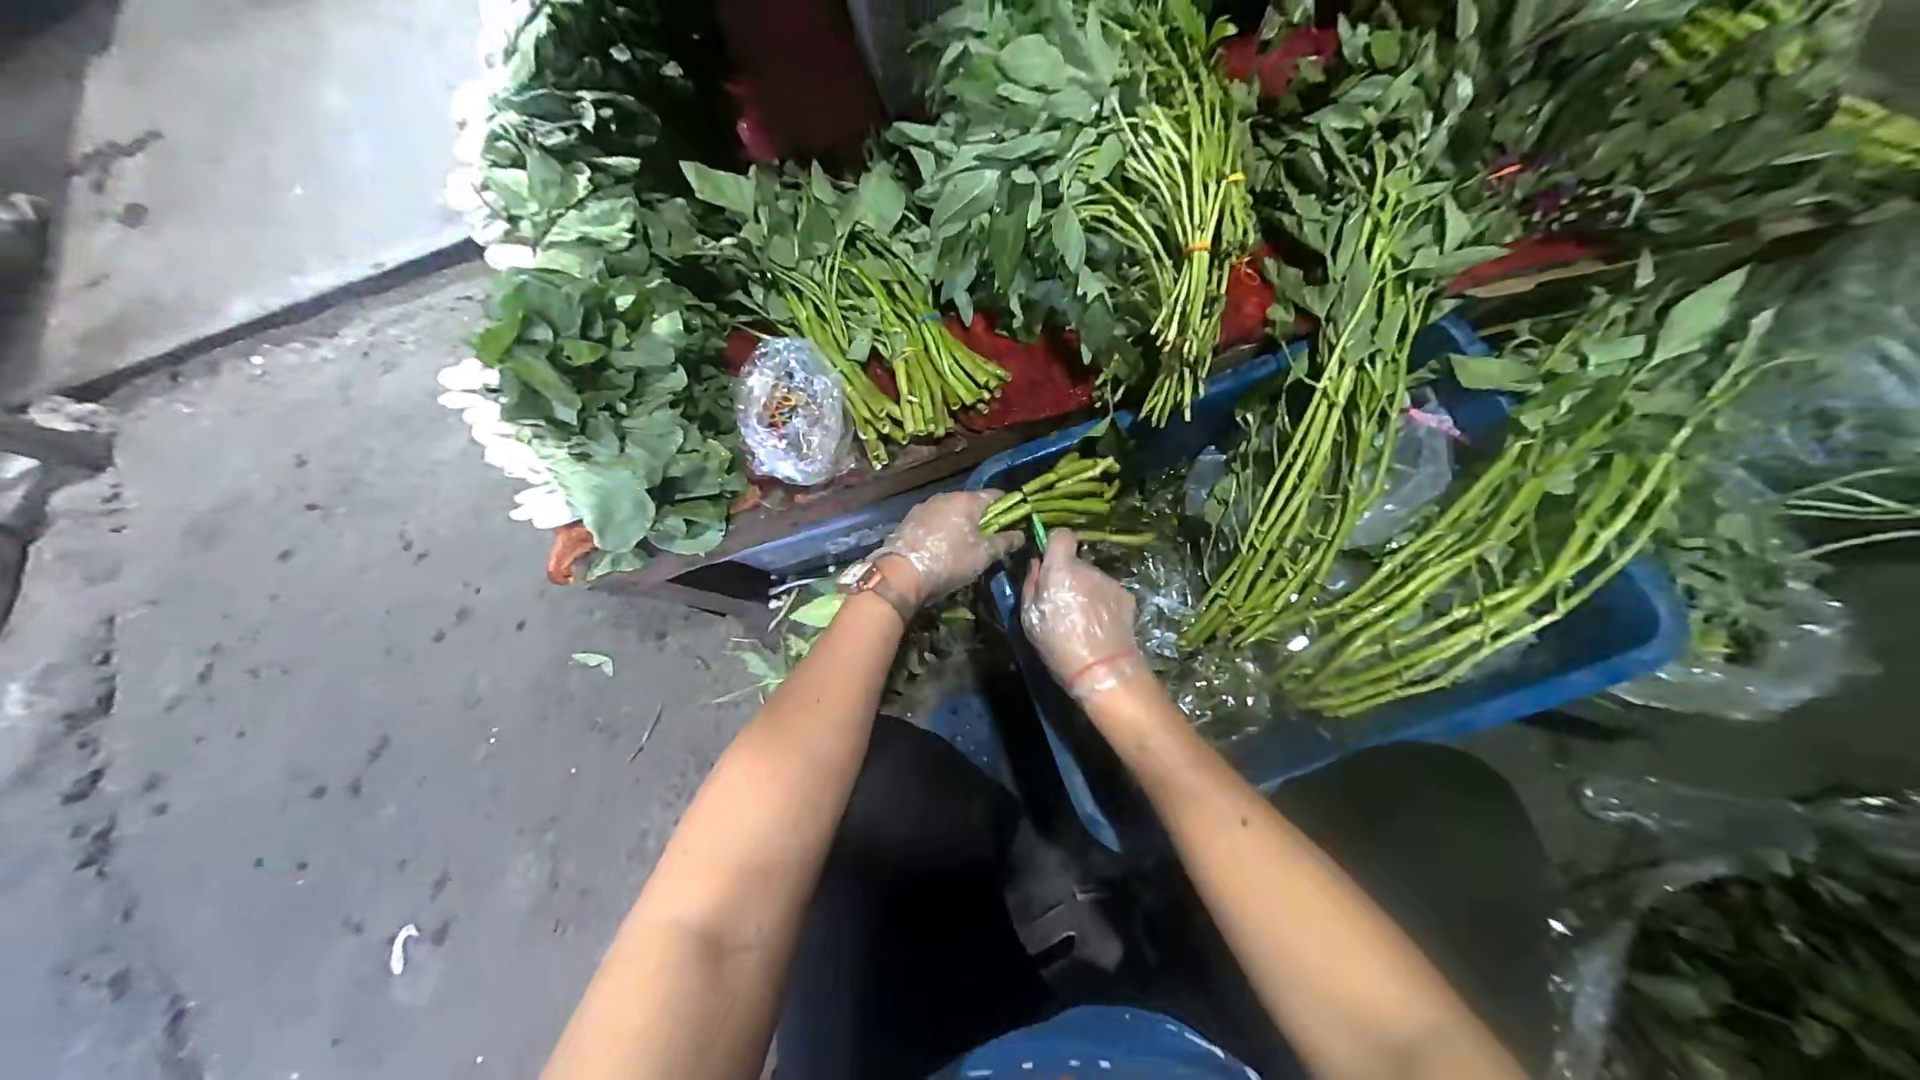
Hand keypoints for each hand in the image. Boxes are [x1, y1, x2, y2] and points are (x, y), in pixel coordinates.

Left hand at [876, 490, 1024, 606]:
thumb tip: (1021, 534)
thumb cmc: (949, 561)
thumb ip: (1004, 542)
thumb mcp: (983, 555)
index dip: (1007, 507)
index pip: (995, 495)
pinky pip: (934, 520)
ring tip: (964, 544)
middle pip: (971, 503)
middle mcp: (945, 496)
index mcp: (967, 500)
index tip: (1013, 520)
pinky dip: (942, 529)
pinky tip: (942, 546)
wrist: (902, 573)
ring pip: (951, 511)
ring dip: (960, 523)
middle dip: (982, 517)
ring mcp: (925, 506)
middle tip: (990, 537)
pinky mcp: (910, 520)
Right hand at [1021, 530, 1149, 701]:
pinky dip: (1102, 603)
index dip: (1054, 545)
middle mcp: (1088, 569)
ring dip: (1086, 591)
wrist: (1103, 670)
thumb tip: (1037, 563)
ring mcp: (1110, 582)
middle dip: (1068, 576)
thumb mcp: (1030, 617)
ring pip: (1092, 578)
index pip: (1061, 535)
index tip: (1049, 563)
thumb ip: (1031, 584)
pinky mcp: (1126, 597)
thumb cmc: (1058, 645)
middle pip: (1076, 562)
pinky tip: (1099, 626)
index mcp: (1061, 570)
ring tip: (1081, 621)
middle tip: (1062, 605)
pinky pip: (1107, 592)